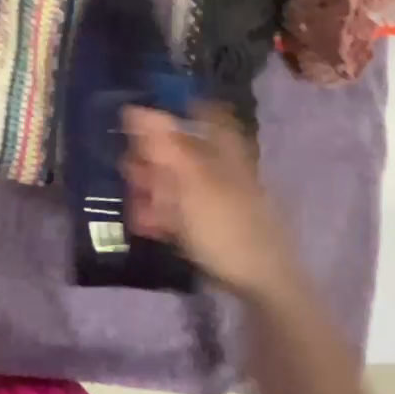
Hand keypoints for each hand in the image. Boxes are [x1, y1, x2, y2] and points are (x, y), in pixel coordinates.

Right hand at [121, 102, 296, 301]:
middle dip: (156, 158)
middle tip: (131, 167)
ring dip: (155, 189)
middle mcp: (226, 172)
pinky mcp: (218, 231)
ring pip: (183, 185)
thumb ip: (163, 146)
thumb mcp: (190, 184)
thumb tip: (136, 108)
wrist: (264, 285)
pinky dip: (165, 214)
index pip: (211, 118)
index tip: (157, 114)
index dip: (187, 110)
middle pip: (188, 153)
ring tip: (134, 202)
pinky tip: (146, 224)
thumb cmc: (226, 227)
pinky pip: (186, 213)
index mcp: (225, 154)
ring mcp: (223, 203)